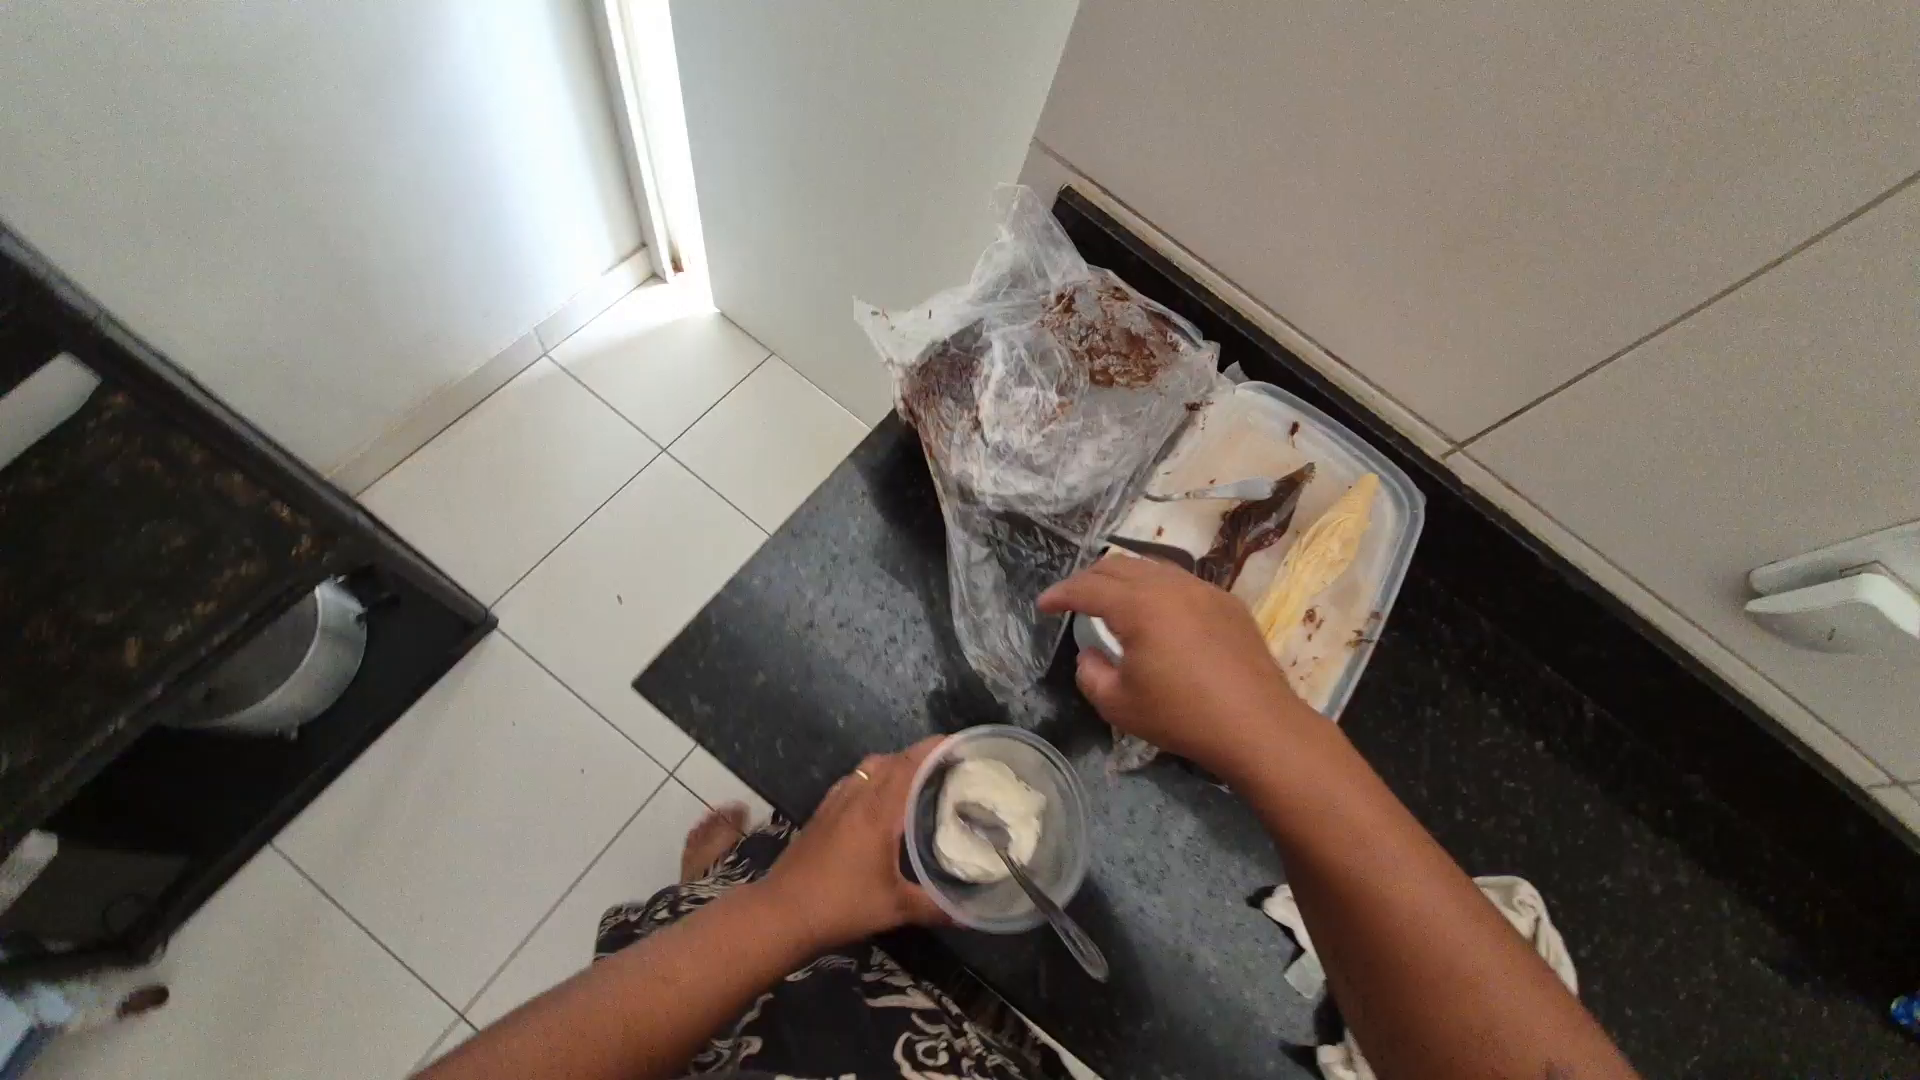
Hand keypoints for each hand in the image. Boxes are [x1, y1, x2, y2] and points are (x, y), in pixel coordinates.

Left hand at [761, 737, 948, 948]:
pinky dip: (871, 777)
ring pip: (869, 767)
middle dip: (920, 755)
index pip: (910, 764)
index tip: (959, 744)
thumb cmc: (841, 905)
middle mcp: (857, 796)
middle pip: (891, 760)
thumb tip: (969, 916)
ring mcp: (835, 802)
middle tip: (946, 766)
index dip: (934, 748)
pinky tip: (878, 799)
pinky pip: (852, 780)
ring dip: (894, 764)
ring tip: (917, 779)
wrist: (782, 913)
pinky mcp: (821, 812)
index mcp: (879, 810)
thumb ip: (935, 907)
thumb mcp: (895, 909)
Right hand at [1038, 554, 1309, 775]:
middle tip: (1073, 600)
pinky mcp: (1227, 603)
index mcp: (1139, 606)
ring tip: (1111, 600)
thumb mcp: (1119, 705)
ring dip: (1123, 578)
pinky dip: (1155, 588)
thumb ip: (1090, 673)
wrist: (1259, 725)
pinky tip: (1156, 613)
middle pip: (1118, 565)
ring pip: (1152, 567)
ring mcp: (1203, 590)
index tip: (1043, 606)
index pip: (1087, 588)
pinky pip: (1180, 582)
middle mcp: (1170, 586)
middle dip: (1088, 578)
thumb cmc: (1183, 717)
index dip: (1060, 594)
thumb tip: (1091, 653)